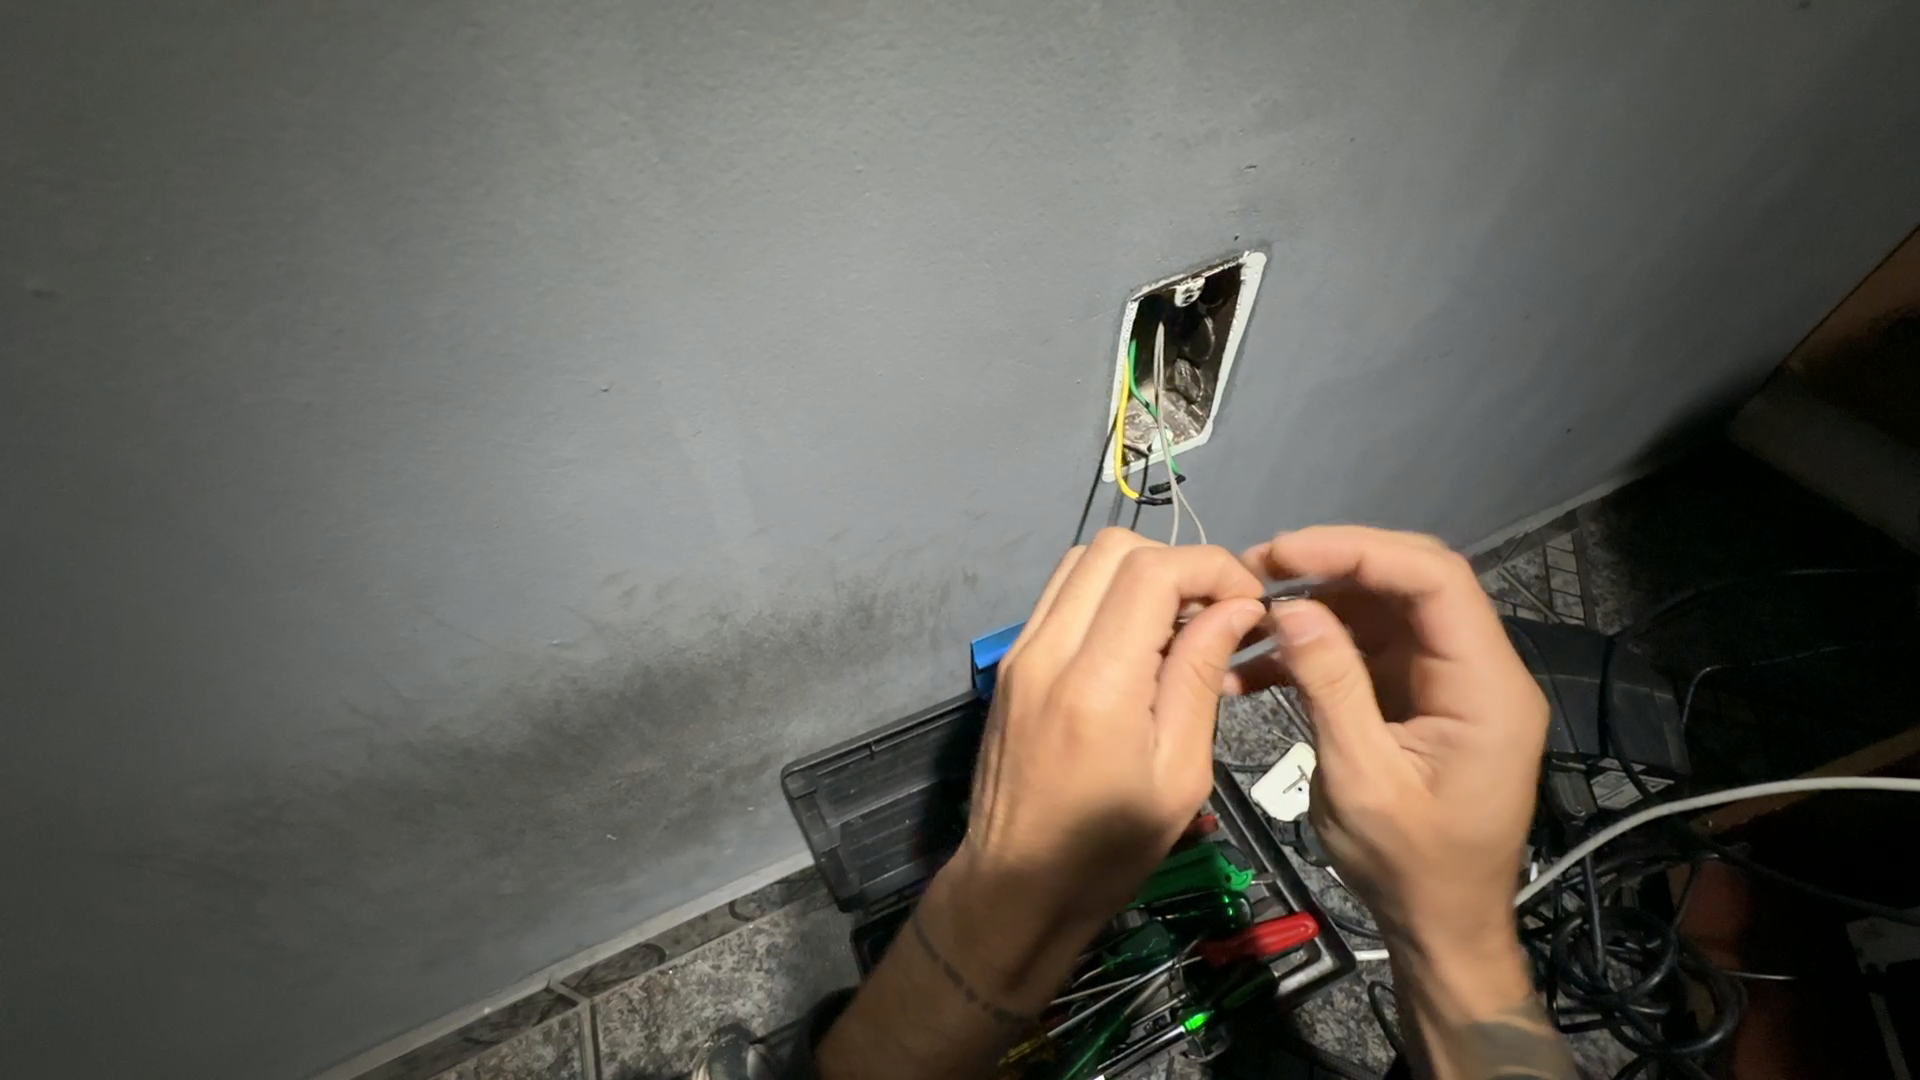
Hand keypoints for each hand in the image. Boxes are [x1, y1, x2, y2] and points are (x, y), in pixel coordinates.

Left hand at [959, 527, 1268, 941]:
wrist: (1015, 880)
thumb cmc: (1108, 847)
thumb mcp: (1179, 773)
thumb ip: (1201, 675)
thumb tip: (1236, 608)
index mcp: (1096, 681)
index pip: (1152, 571)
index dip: (1211, 567)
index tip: (1248, 602)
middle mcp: (1048, 647)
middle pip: (1113, 548)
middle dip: (1177, 563)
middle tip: (1215, 611)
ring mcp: (1020, 649)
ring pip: (1081, 561)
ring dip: (1138, 573)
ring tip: (1177, 623)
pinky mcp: (1011, 661)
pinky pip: (1062, 595)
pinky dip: (1105, 594)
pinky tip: (1134, 639)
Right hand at [1237, 527, 1547, 955]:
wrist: (1437, 921)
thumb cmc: (1410, 864)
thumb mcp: (1361, 779)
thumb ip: (1331, 687)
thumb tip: (1291, 607)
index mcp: (1485, 686)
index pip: (1434, 579)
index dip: (1357, 551)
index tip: (1282, 554)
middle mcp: (1471, 667)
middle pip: (1407, 579)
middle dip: (1330, 563)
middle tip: (1256, 568)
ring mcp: (1438, 677)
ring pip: (1376, 605)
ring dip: (1308, 601)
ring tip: (1243, 611)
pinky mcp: (1407, 691)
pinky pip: (1356, 645)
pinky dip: (1306, 645)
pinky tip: (1254, 662)